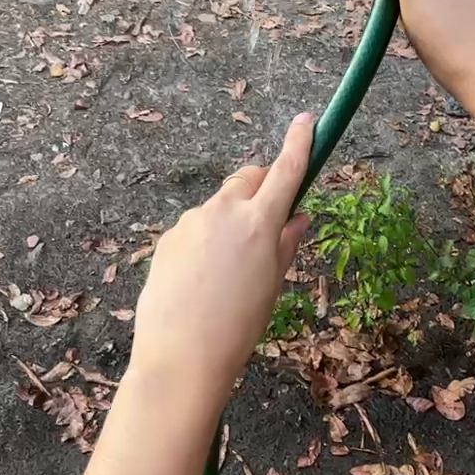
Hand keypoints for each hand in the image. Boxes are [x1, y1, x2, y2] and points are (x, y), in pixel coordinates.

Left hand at [129, 113, 312, 401]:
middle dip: (262, 186)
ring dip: (231, 219)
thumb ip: (286, 244)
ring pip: (220, 206)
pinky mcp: (169, 237)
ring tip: (230, 269)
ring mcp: (192, 222)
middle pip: (249, 178)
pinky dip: (206, 240)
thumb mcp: (274, 284)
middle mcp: (224, 211)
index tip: (305, 120)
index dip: (299, 143)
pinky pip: (196, 228)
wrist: (183, 354)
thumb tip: (297, 217)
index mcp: (260, 222)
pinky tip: (203, 278)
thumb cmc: (239, 325)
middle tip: (269, 217)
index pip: (286, 170)